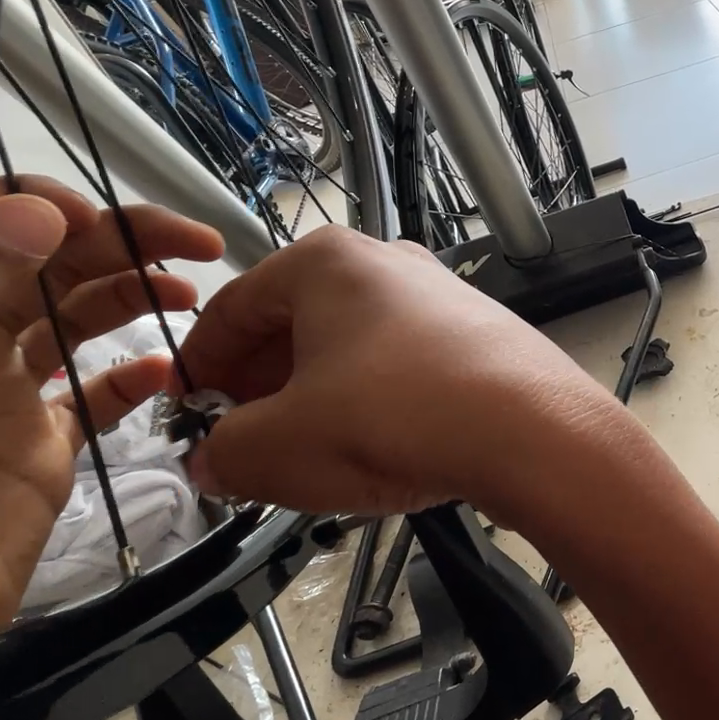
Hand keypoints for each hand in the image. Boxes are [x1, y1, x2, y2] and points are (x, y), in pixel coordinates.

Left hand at [0, 177, 222, 690]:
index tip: (113, 220)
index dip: (42, 206)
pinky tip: (171, 375)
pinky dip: (139, 377)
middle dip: (123, 242)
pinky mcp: (36, 453)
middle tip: (199, 246)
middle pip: (45, 263)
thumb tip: (44, 214)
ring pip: (78, 320)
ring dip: (137, 297)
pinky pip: (99, 396)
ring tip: (194, 300)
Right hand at [180, 227, 625, 520]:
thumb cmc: (390, 416)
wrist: (528, 426)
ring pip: (354, 342)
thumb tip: (217, 457)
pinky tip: (380, 440)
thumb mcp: (274, 448)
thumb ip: (224, 452)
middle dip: (263, 383)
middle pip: (297, 321)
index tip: (191, 413)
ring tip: (311, 448)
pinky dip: (378, 394)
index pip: (233, 308)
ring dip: (320, 391)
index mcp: (325, 261)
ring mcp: (442, 291)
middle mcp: (388, 261)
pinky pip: (406, 359)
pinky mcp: (481, 328)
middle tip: (247, 438)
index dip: (200, 366)